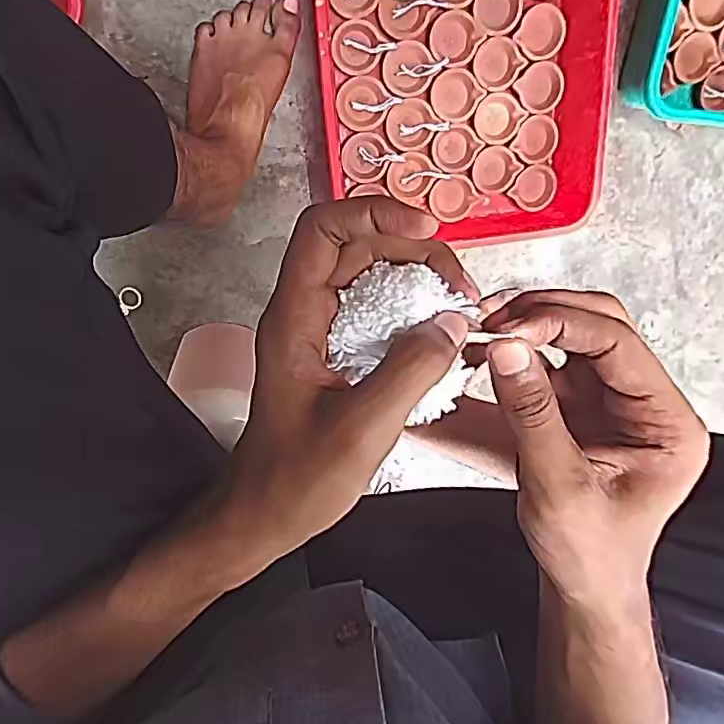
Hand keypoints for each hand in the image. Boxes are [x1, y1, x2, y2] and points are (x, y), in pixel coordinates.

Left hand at [219, 198, 477, 558]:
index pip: (322, 229)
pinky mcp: (334, 346)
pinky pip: (373, 303)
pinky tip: (438, 324)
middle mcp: (302, 311)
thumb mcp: (359, 431)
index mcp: (293, 318)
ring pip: (366, 270)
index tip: (426, 229)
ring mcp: (317, 327)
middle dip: (411, 247)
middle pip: (354, 243)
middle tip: (459, 283)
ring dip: (414, 272)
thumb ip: (408, 373)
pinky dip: (409, 301)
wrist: (265, 511)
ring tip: (456, 300)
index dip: (372, 212)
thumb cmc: (296, 479)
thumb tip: (452, 323)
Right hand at [481, 291, 709, 601]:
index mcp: (667, 422)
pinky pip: (550, 354)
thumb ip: (532, 413)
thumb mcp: (557, 485)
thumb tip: (507, 348)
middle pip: (601, 323)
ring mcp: (611, 398)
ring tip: (484, 327)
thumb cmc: (589, 550)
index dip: (561, 324)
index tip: (510, 329)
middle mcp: (644, 401)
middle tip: (493, 317)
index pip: (618, 343)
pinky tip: (486, 349)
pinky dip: (517, 345)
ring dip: (528, 320)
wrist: (584, 582)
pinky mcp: (580, 402)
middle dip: (544, 311)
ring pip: (575, 329)